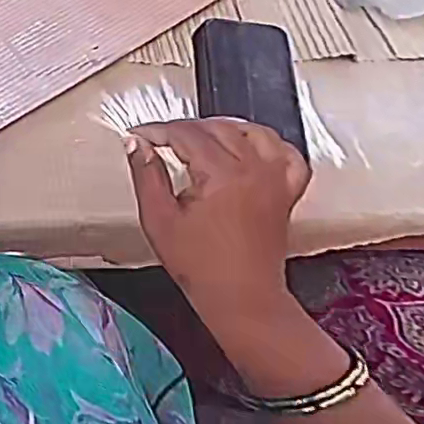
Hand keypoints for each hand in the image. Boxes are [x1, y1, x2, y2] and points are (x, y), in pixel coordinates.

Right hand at [125, 119, 310, 319]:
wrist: (241, 296)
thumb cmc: (200, 264)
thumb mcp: (158, 217)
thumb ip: (146, 174)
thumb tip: (137, 145)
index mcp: (223, 176)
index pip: (185, 134)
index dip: (156, 130)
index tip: (139, 135)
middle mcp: (255, 171)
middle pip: (216, 128)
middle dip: (182, 128)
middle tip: (157, 138)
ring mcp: (276, 180)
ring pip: (250, 131)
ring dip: (220, 127)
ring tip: (195, 135)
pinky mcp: (286, 191)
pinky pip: (285, 152)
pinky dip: (265, 141)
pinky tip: (246, 144)